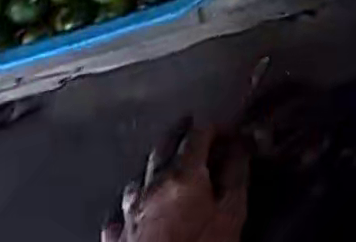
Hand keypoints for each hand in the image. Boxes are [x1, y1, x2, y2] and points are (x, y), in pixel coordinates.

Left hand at [102, 118, 248, 241]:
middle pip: (164, 145)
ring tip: (165, 161)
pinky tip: (133, 208)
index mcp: (182, 175)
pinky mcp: (114, 241)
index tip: (227, 132)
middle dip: (181, 132)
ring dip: (154, 163)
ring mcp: (128, 214)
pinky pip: (119, 212)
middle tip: (192, 125)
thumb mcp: (231, 218)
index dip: (214, 128)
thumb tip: (240, 146)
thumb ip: (236, 177)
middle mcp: (151, 186)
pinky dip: (130, 203)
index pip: (198, 134)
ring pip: (139, 175)